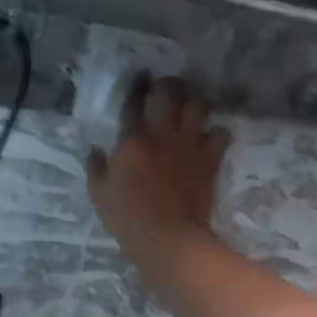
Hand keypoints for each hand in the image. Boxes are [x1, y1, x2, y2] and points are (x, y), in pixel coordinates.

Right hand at [87, 76, 230, 268]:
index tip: (139, 79)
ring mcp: (189, 144)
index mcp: (133, 139)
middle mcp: (163, 132)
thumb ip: (96, 167)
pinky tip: (209, 139)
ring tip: (189, 109)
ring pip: (198, 106)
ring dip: (193, 103)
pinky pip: (220, 133)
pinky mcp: (209, 159)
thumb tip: (95, 150)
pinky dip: (216, 133)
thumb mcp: (99, 194)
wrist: (168, 237)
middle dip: (168, 84)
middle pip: (169, 92)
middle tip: (165, 88)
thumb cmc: (128, 218)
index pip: (134, 101)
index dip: (136, 86)